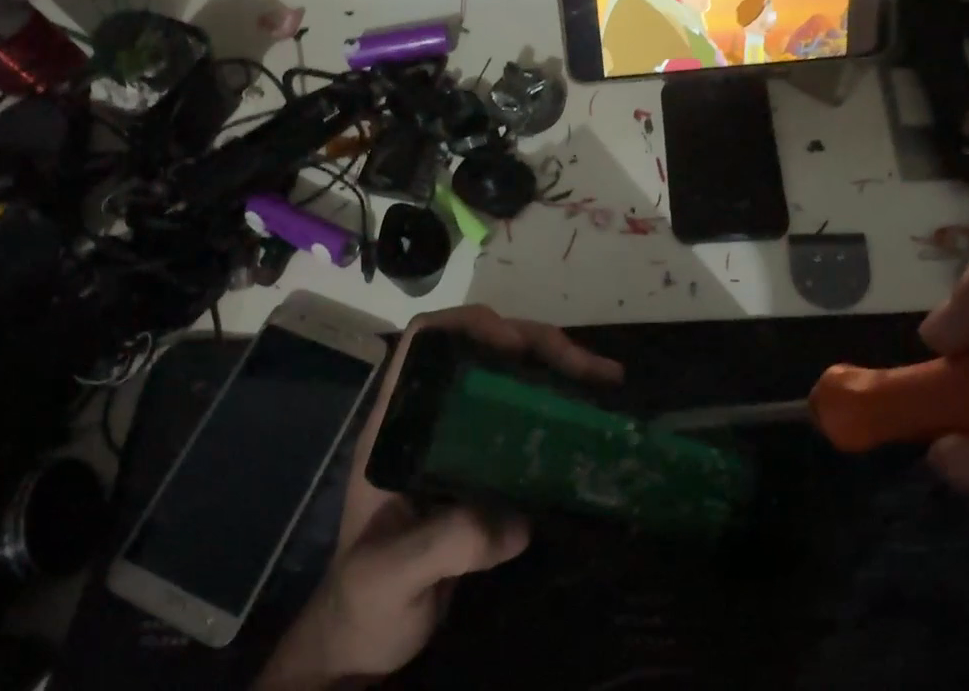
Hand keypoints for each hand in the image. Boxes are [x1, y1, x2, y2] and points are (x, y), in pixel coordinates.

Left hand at [255, 306, 621, 689]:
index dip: (469, 327)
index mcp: (397, 428)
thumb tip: (515, 521)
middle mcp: (431, 422)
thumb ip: (441, 544)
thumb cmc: (363, 602)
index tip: (516, 346)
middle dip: (537, 346)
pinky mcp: (487, 472)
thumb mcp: (390, 575)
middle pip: (483, 353)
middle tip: (592, 370)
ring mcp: (460, 444)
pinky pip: (527, 423)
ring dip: (557, 372)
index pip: (424, 345)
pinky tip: (592, 422)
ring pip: (510, 381)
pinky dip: (561, 411)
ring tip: (606, 381)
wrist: (368, 642)